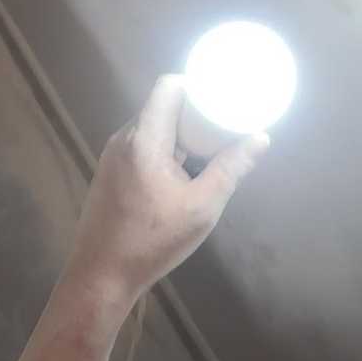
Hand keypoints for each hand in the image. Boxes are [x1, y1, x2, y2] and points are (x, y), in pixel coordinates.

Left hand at [65, 75, 269, 302]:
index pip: (168, 87)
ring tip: (209, 144)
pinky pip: (142, 142)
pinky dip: (166, 144)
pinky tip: (184, 167)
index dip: (196, 84)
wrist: (101, 276)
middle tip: (224, 121)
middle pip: (161, 103)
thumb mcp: (202, 208)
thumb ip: (231, 169)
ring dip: (180, 129)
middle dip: (194, 107)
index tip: (222, 95)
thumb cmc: (153, 241)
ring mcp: (113, 155)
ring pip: (152, 124)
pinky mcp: (111, 172)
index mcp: (144, 140)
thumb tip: (260, 138)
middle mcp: (124, 139)